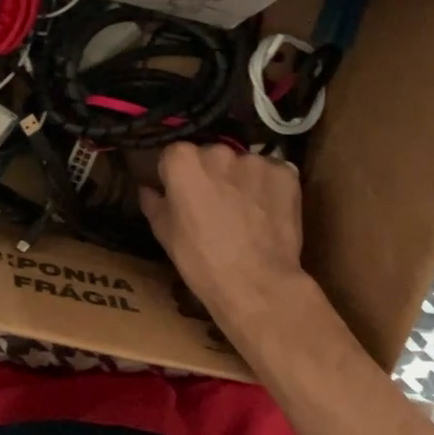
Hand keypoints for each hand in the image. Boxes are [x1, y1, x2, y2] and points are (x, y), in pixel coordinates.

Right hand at [140, 143, 307, 324]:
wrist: (256, 283)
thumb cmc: (200, 260)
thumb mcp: (164, 233)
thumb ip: (153, 202)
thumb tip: (148, 189)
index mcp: (182, 161)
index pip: (173, 156)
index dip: (175, 177)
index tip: (180, 196)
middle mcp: (217, 151)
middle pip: (210, 156)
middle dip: (210, 175)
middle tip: (213, 205)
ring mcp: (254, 160)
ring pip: (242, 165)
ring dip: (240, 180)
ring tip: (244, 212)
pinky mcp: (285, 173)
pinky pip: (271, 174)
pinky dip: (268, 188)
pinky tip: (267, 212)